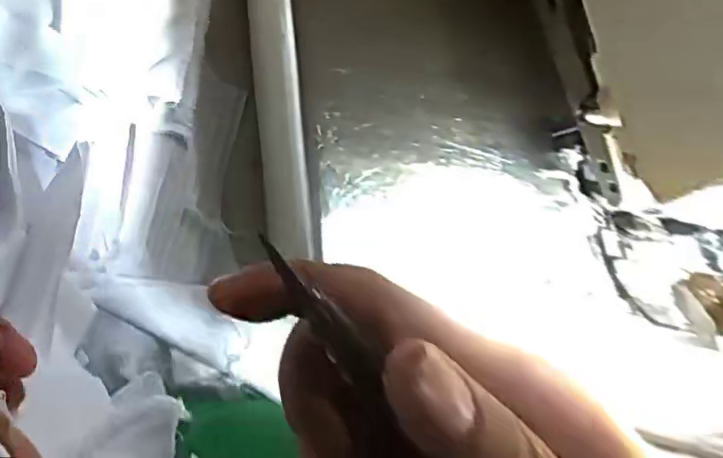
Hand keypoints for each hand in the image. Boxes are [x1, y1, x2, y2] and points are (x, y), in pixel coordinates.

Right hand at [210, 262, 640, 457]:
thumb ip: (494, 440)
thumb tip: (408, 358)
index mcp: (498, 367)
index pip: (364, 289)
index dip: (284, 282)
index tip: (223, 304)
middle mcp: (469, 370)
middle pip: (340, 338)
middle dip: (312, 390)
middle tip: (326, 457)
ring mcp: (458, 406)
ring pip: (345, 385)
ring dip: (328, 427)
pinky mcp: (446, 432)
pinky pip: (369, 417)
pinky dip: (351, 441)